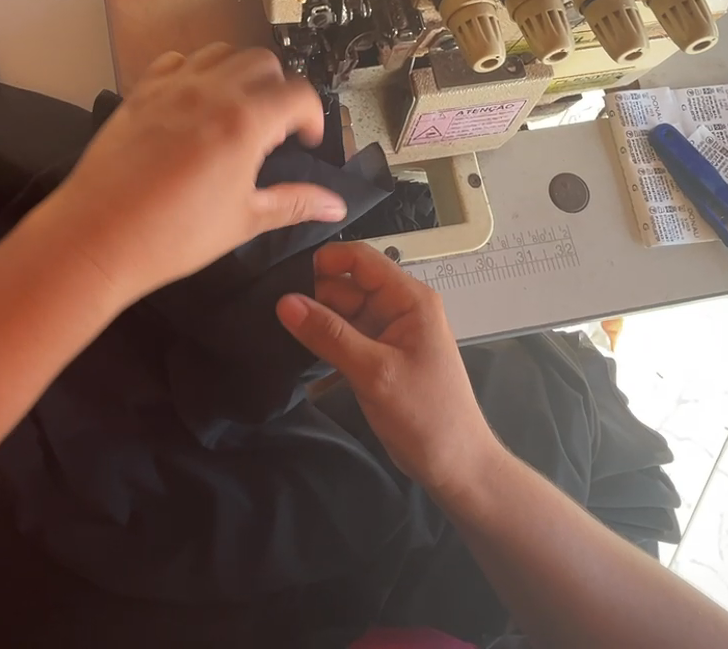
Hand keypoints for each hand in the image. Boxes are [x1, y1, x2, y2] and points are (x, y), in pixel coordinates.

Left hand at [28, 44, 345, 306]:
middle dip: (279, 88)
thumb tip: (333, 205)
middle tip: (275, 126)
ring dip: (238, 72)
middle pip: (263, 62)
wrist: (99, 237)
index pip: (298, 93)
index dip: (313, 115)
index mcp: (244, 122)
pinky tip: (193, 101)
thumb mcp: (244, 221)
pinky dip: (194, 71)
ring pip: (221, 52)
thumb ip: (295, 203)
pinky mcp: (141, 93)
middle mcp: (211, 92)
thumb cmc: (172, 235)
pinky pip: (176, 61)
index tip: (306, 140)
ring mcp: (172, 87)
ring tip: (237, 108)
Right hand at [276, 242, 501, 494]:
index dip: (324, 261)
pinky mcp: (376, 357)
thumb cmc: (425, 415)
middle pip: (345, 285)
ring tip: (275, 331)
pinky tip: (294, 355)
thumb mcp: (374, 372)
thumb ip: (329, 334)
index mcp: (408, 298)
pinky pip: (342, 337)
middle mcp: (397, 307)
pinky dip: (322, 344)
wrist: (457, 468)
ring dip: (314, 322)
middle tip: (270, 312)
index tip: (284, 278)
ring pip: (340, 312)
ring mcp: (386, 333)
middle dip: (312, 295)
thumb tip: (284, 301)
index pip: (360, 258)